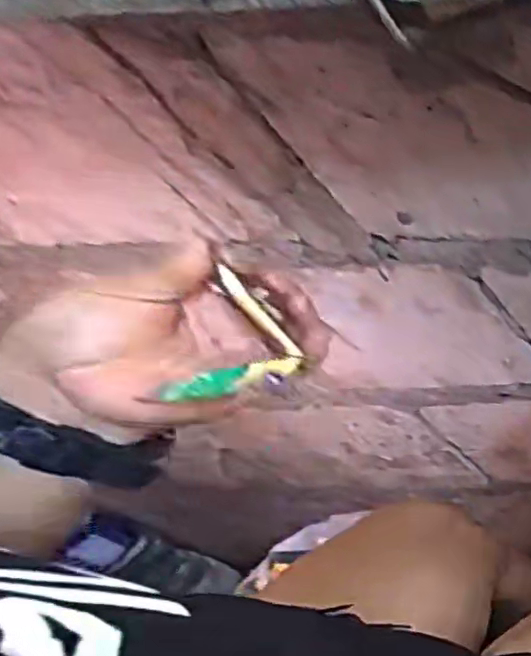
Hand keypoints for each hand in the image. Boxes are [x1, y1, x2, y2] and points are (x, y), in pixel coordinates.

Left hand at [0, 241, 328, 443]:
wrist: (69, 382)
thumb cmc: (87, 329)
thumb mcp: (127, 291)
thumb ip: (173, 272)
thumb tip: (210, 243)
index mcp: (205, 299)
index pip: (253, 284)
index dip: (268, 278)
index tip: (265, 276)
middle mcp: (231, 327)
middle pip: (286, 315)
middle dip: (299, 306)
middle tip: (294, 300)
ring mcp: (242, 359)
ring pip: (298, 345)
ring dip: (311, 334)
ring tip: (307, 328)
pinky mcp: (246, 388)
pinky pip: (287, 377)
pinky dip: (303, 365)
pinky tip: (302, 355)